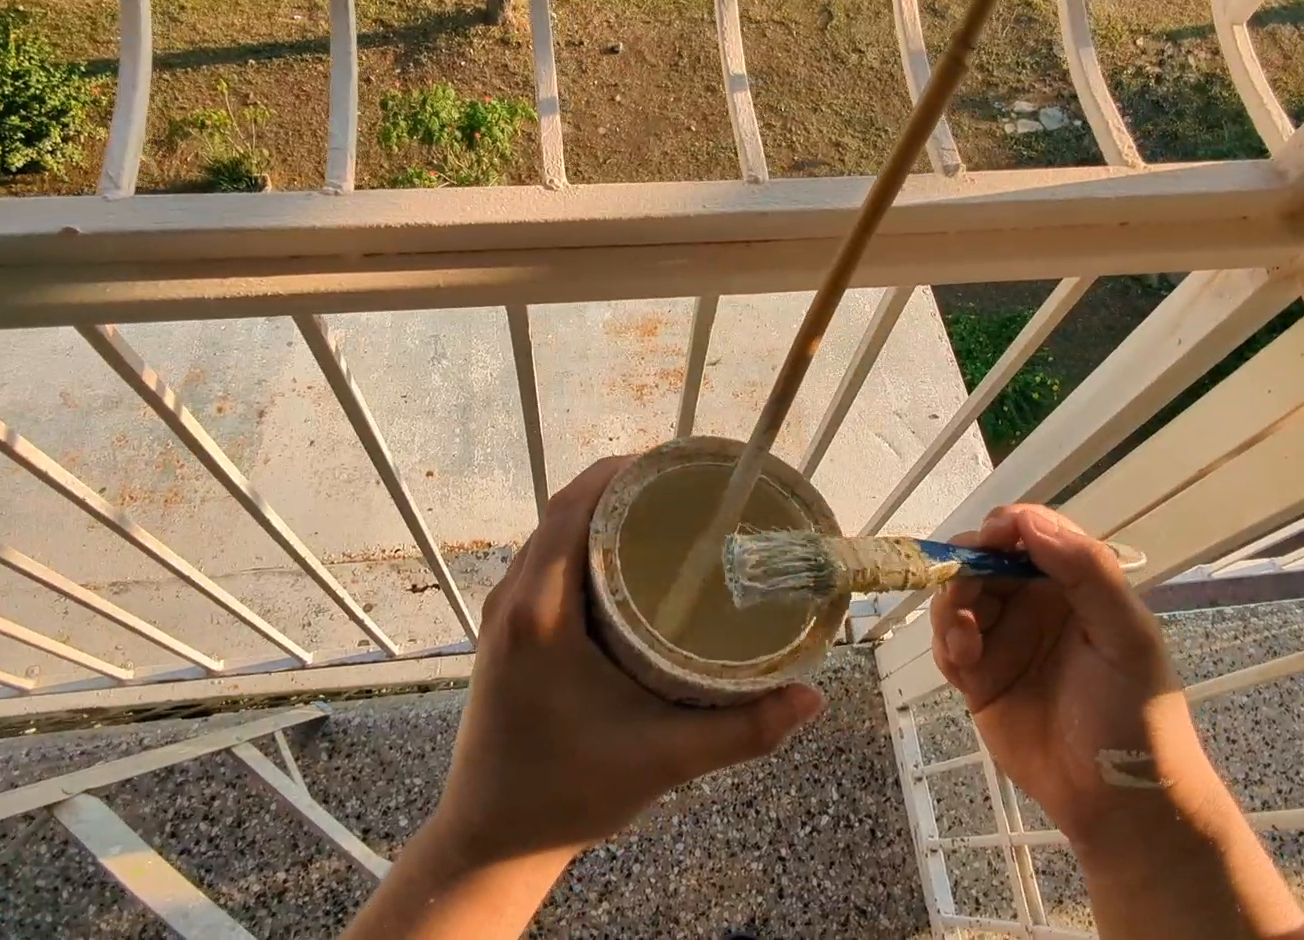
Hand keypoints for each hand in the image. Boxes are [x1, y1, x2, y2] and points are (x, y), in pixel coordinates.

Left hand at [430, 455, 825, 864]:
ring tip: (664, 515)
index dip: (622, 473)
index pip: (575, 508)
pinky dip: (582, 540)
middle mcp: (514, 598)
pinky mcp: (505, 629)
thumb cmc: (569, 793)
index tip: (676, 465)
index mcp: (541, 613)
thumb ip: (742, 731)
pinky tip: (624, 560)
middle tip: (686, 491)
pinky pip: (545, 560)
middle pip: (565, 510)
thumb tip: (812, 698)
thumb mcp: (663, 760)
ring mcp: (503, 612)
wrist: (491, 838)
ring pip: (553, 533)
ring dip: (600, 512)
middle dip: (622, 487)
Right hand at [932, 505, 1201, 842]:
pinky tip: (962, 668)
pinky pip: (945, 642)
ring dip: (950, 610)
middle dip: (966, 570)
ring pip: (956, 597)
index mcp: (1074, 585)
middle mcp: (1034, 603)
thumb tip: (1027, 520)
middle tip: (964, 596)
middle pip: (983, 561)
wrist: (1116, 803)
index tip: (987, 540)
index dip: (1004, 527)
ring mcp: (1003, 638)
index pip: (1032, 533)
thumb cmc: (1134, 714)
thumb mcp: (1126, 636)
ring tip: (964, 646)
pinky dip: (944, 646)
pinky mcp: (977, 674)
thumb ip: (1086, 571)